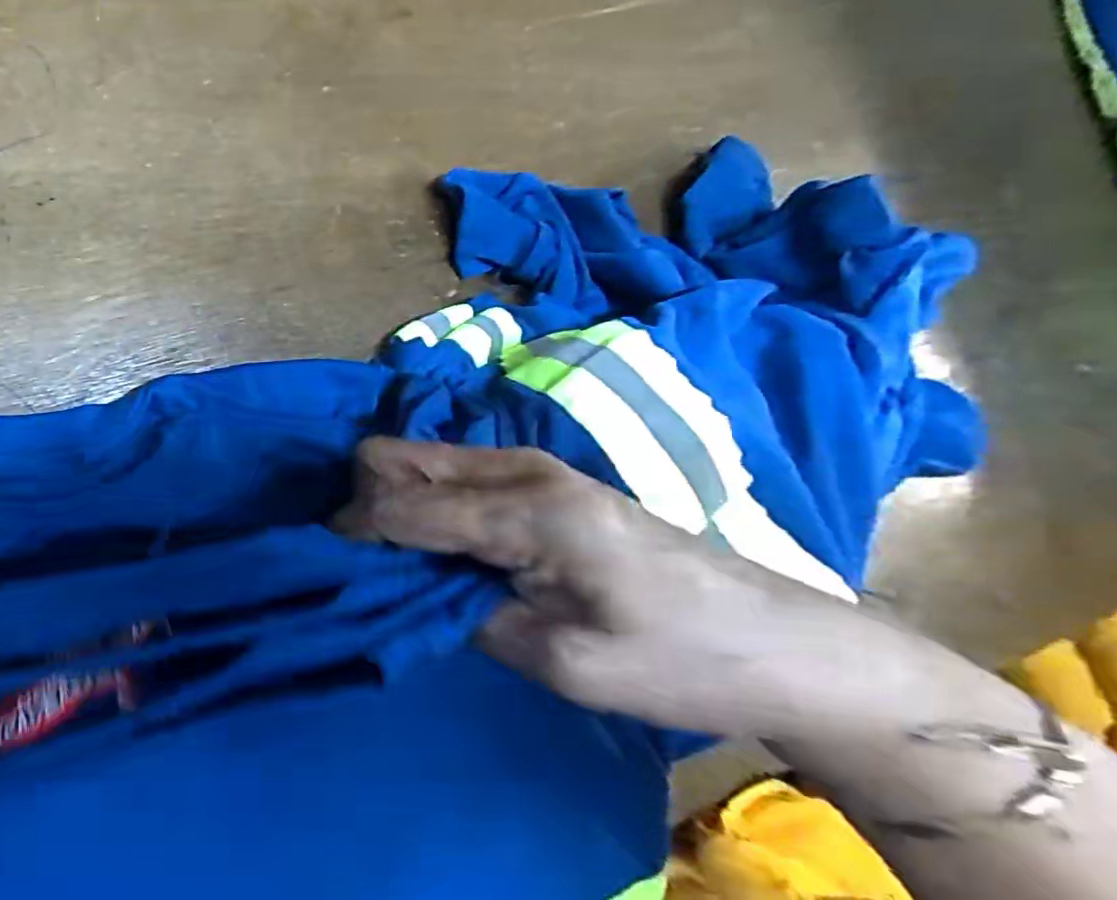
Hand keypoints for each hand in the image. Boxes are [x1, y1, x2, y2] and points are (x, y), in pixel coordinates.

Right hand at [333, 437, 980, 741]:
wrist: (781, 642)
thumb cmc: (676, 660)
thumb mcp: (561, 661)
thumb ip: (465, 609)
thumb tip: (406, 579)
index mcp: (525, 509)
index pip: (398, 504)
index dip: (354, 535)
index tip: (336, 572)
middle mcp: (516, 467)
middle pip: (395, 456)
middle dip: (363, 504)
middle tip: (373, 569)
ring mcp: (528, 464)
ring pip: (416, 458)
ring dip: (391, 501)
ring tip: (400, 563)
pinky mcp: (538, 477)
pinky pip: (448, 473)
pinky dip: (422, 502)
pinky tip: (439, 548)